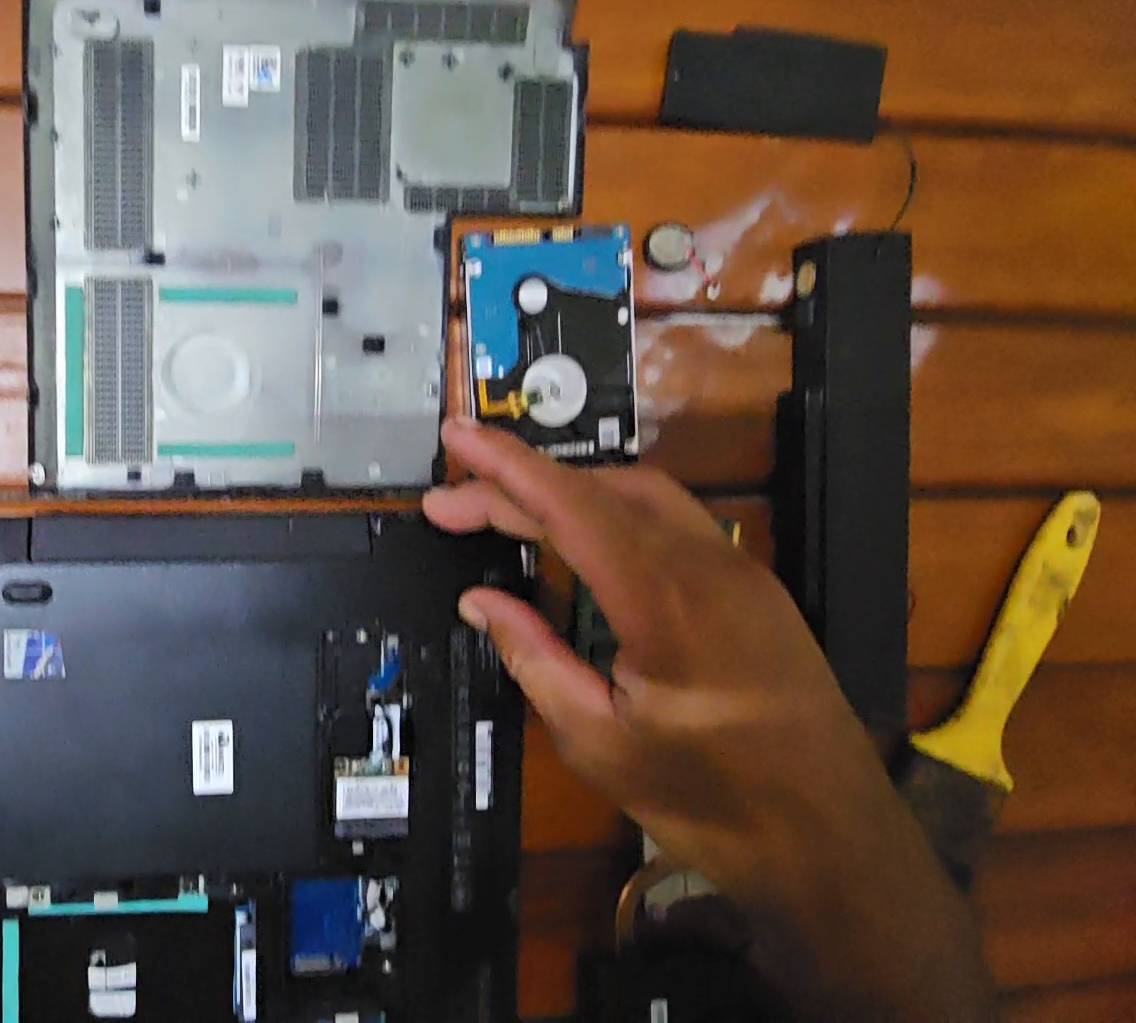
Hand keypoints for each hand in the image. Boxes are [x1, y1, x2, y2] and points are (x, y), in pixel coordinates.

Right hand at [425, 418, 992, 1020]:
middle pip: (597, 493)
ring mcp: (737, 572)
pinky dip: (601, 511)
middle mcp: (708, 566)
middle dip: (515, 486)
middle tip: (446, 509)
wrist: (836, 847)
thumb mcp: (595, 738)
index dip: (507, 466)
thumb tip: (478, 599)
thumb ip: (531, 654)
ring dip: (560, 492)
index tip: (457, 435)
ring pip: (636, 495)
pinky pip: (664, 521)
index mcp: (668, 602)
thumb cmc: (710, 802)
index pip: (573, 506)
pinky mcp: (747, 587)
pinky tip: (567, 536)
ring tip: (497, 512)